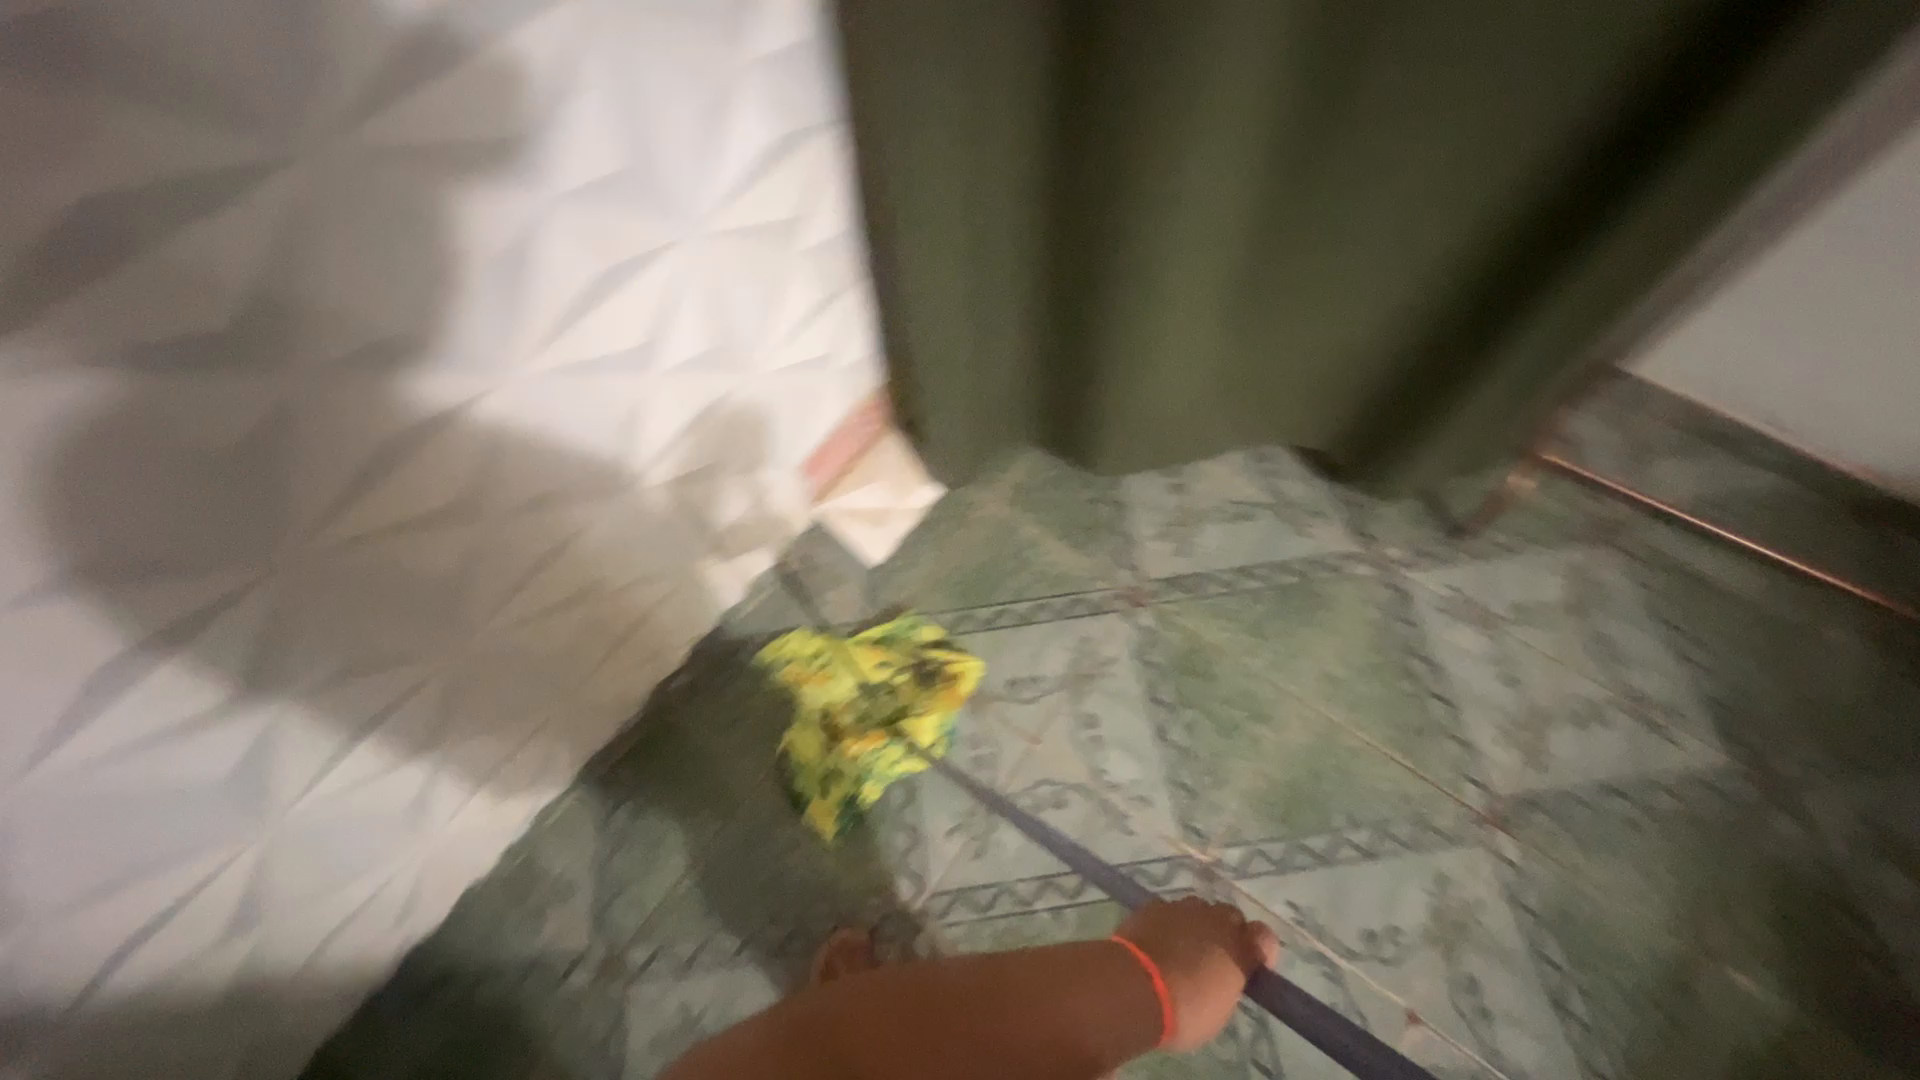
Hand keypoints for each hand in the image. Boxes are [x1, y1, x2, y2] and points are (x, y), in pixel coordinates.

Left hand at [1113, 896, 1279, 1052]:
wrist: (1136, 987)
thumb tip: (1223, 975)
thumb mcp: (1219, 1009)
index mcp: (1239, 949)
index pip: (1265, 937)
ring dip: (1196, 924)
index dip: (1261, 949)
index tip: (1253, 965)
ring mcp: (1181, 908)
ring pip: (1197, 908)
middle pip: (1230, 915)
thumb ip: (1227, 982)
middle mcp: (1214, 920)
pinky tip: (1157, 940)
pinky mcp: (1152, 906)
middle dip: (1227, 931)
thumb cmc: (1185, 1010)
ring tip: (1182, 947)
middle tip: (1215, 955)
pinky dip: (1167, 922)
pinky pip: (1168, 910)